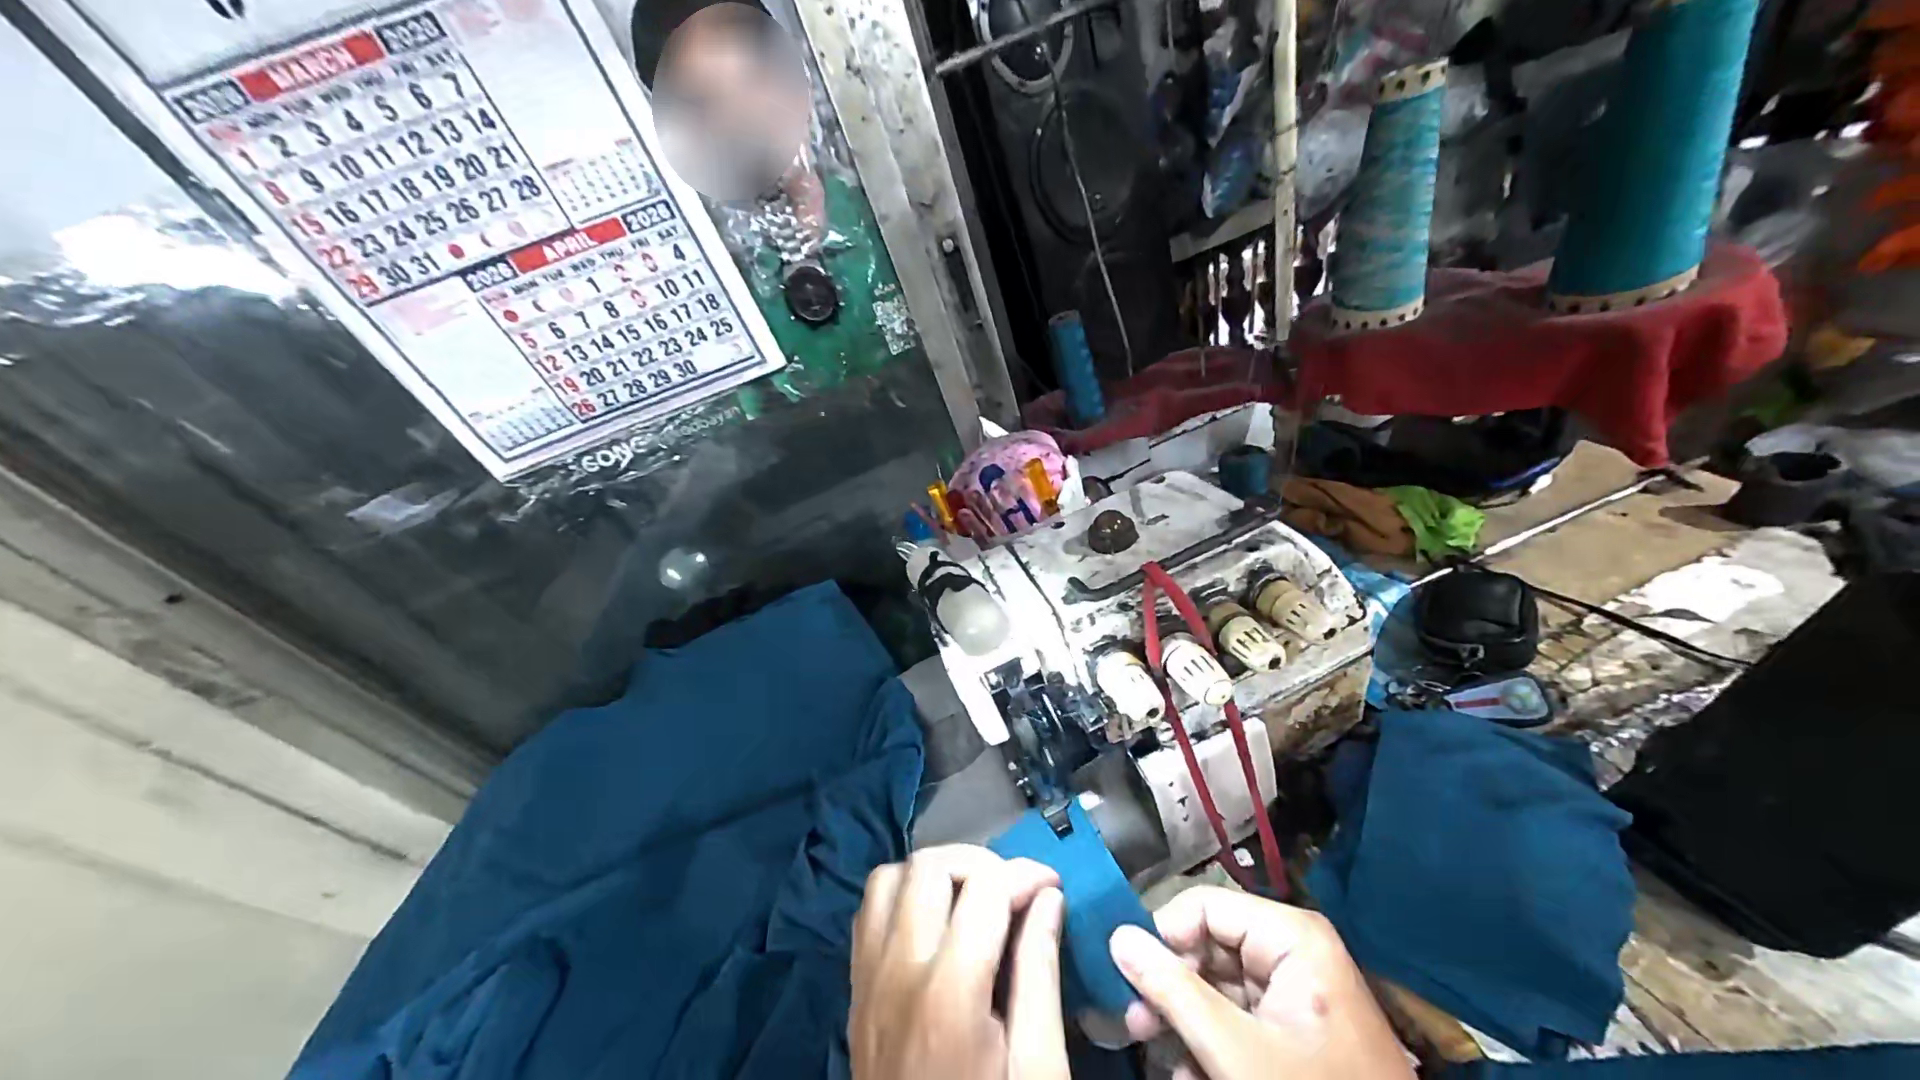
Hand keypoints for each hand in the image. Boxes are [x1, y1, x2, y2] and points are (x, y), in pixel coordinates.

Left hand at [850, 845, 1069, 1079]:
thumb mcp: (1038, 1071)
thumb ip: (1039, 975)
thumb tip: (1047, 898)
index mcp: (949, 993)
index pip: (984, 887)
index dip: (1026, 874)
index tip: (1053, 886)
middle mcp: (897, 970)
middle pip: (930, 866)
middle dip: (981, 863)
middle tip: (1014, 894)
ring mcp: (867, 978)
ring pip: (891, 876)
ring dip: (936, 873)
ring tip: (973, 900)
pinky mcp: (855, 990)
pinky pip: (869, 910)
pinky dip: (902, 894)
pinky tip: (934, 921)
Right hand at [1108, 886, 1411, 1079]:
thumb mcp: (1234, 1049)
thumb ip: (1172, 989)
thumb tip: (1116, 936)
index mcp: (1292, 936)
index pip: (1203, 906)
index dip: (1162, 936)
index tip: (1129, 976)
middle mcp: (1293, 951)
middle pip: (1208, 946)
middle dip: (1171, 988)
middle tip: (1134, 1023)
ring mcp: (1295, 991)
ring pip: (1216, 985)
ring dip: (1184, 1022)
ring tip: (1161, 1056)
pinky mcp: (1295, 1030)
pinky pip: (1236, 1017)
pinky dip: (1209, 1042)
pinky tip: (1191, 1073)